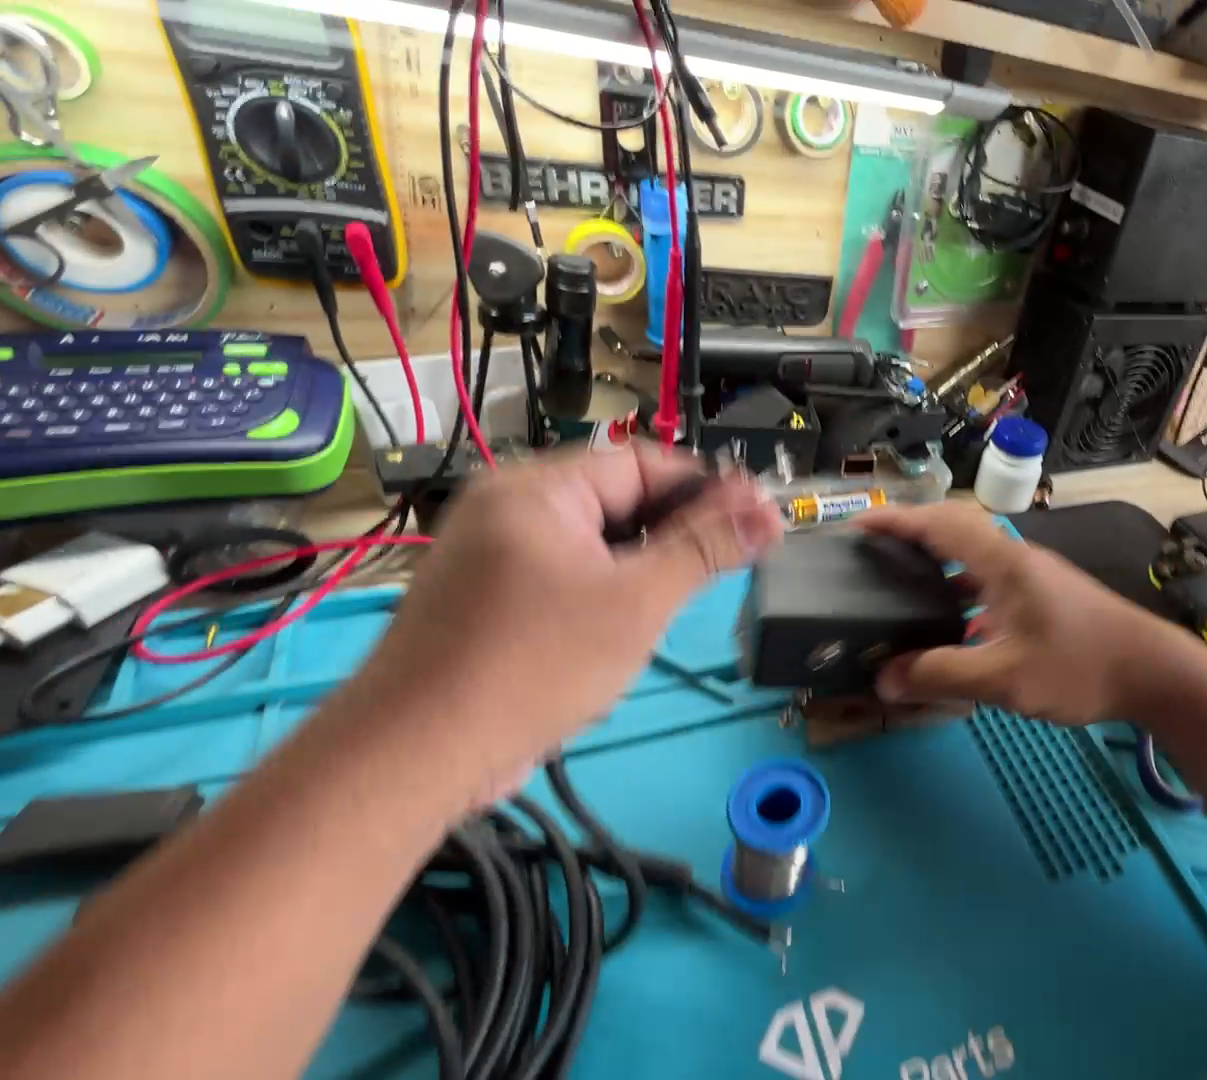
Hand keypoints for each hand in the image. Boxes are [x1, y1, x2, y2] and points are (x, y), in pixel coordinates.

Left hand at [341, 443, 784, 808]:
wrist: (416, 757)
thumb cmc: (534, 665)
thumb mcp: (638, 601)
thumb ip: (706, 548)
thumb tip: (765, 509)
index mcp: (537, 488)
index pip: (643, 463)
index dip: (707, 488)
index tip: (759, 518)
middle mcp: (509, 509)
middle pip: (619, 501)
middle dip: (678, 532)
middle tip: (732, 563)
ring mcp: (494, 557)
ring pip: (597, 545)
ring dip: (646, 568)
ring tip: (683, 600)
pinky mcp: (491, 601)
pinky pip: (567, 578)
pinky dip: (608, 593)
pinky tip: (631, 628)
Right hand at [860, 503, 1185, 725]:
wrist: (1151, 671)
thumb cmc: (1080, 666)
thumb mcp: (1004, 678)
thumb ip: (941, 675)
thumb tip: (884, 679)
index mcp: (1003, 563)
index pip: (940, 524)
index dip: (896, 521)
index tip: (857, 526)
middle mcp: (1015, 558)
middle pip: (955, 528)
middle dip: (911, 532)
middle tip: (872, 551)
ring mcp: (1032, 576)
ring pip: (973, 555)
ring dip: (936, 559)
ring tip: (898, 581)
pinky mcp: (1042, 596)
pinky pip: (987, 579)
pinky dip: (958, 587)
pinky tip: (948, 621)